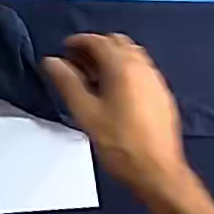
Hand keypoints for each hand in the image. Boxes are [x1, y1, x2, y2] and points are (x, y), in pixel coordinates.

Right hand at [42, 34, 192, 198]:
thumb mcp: (85, 113)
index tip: (64, 51)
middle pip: (115, 41)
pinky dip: (125, 68)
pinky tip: (115, 90)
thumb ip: (67, 82)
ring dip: (111, 56)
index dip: (77, 42)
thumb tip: (51, 61)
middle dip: (95, 47)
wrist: (158, 173)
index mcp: (122, 66)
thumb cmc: (119, 143)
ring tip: (94, 76)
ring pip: (130, 53)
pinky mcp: (162, 93)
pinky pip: (141, 68)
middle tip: (78, 63)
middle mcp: (141, 66)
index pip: (97, 40)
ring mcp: (155, 79)